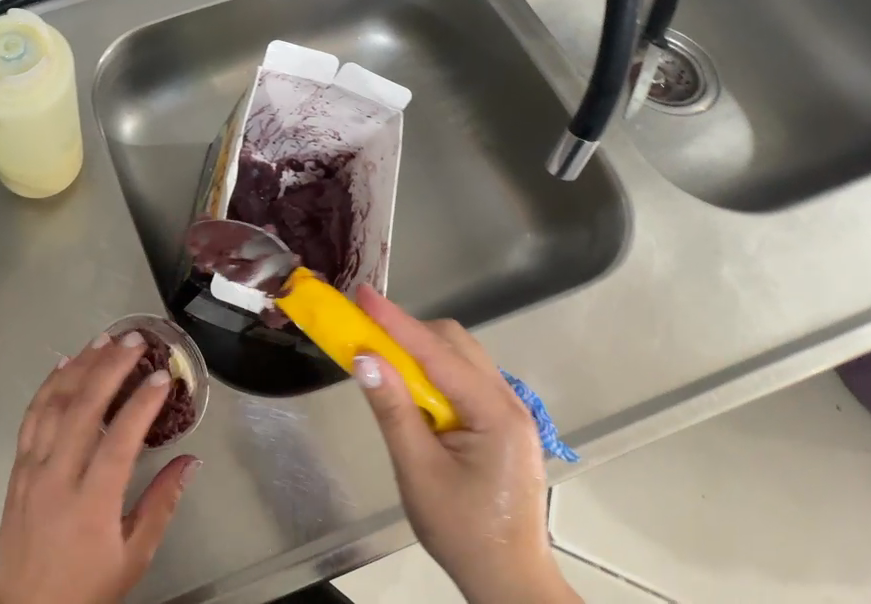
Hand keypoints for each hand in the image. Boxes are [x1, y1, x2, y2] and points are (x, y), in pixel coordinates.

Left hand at [0, 330, 199, 603]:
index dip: (142, 405)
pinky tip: (64, 365)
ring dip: (80, 366)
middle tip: (135, 340)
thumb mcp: (134, 556)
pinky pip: (31, 416)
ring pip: (54, 404)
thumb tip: (191, 460)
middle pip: (83, 408)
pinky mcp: (17, 465)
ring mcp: (32, 467)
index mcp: (91, 503)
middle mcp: (57, 476)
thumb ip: (161, 504)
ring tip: (104, 340)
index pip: (119, 440)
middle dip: (110, 367)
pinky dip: (48, 386)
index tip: (162, 376)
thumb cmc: (87, 585)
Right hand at [350, 286, 579, 603]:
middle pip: (453, 344)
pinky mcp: (501, 424)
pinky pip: (463, 379)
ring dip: (419, 351)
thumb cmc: (462, 529)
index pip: (436, 352)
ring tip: (381, 358)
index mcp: (495, 412)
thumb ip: (392, 409)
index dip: (395, 321)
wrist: (509, 581)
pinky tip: (409, 388)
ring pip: (459, 358)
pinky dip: (432, 372)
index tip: (361, 295)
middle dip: (407, 332)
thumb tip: (364, 357)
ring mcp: (509, 412)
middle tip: (363, 332)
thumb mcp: (417, 470)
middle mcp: (508, 402)